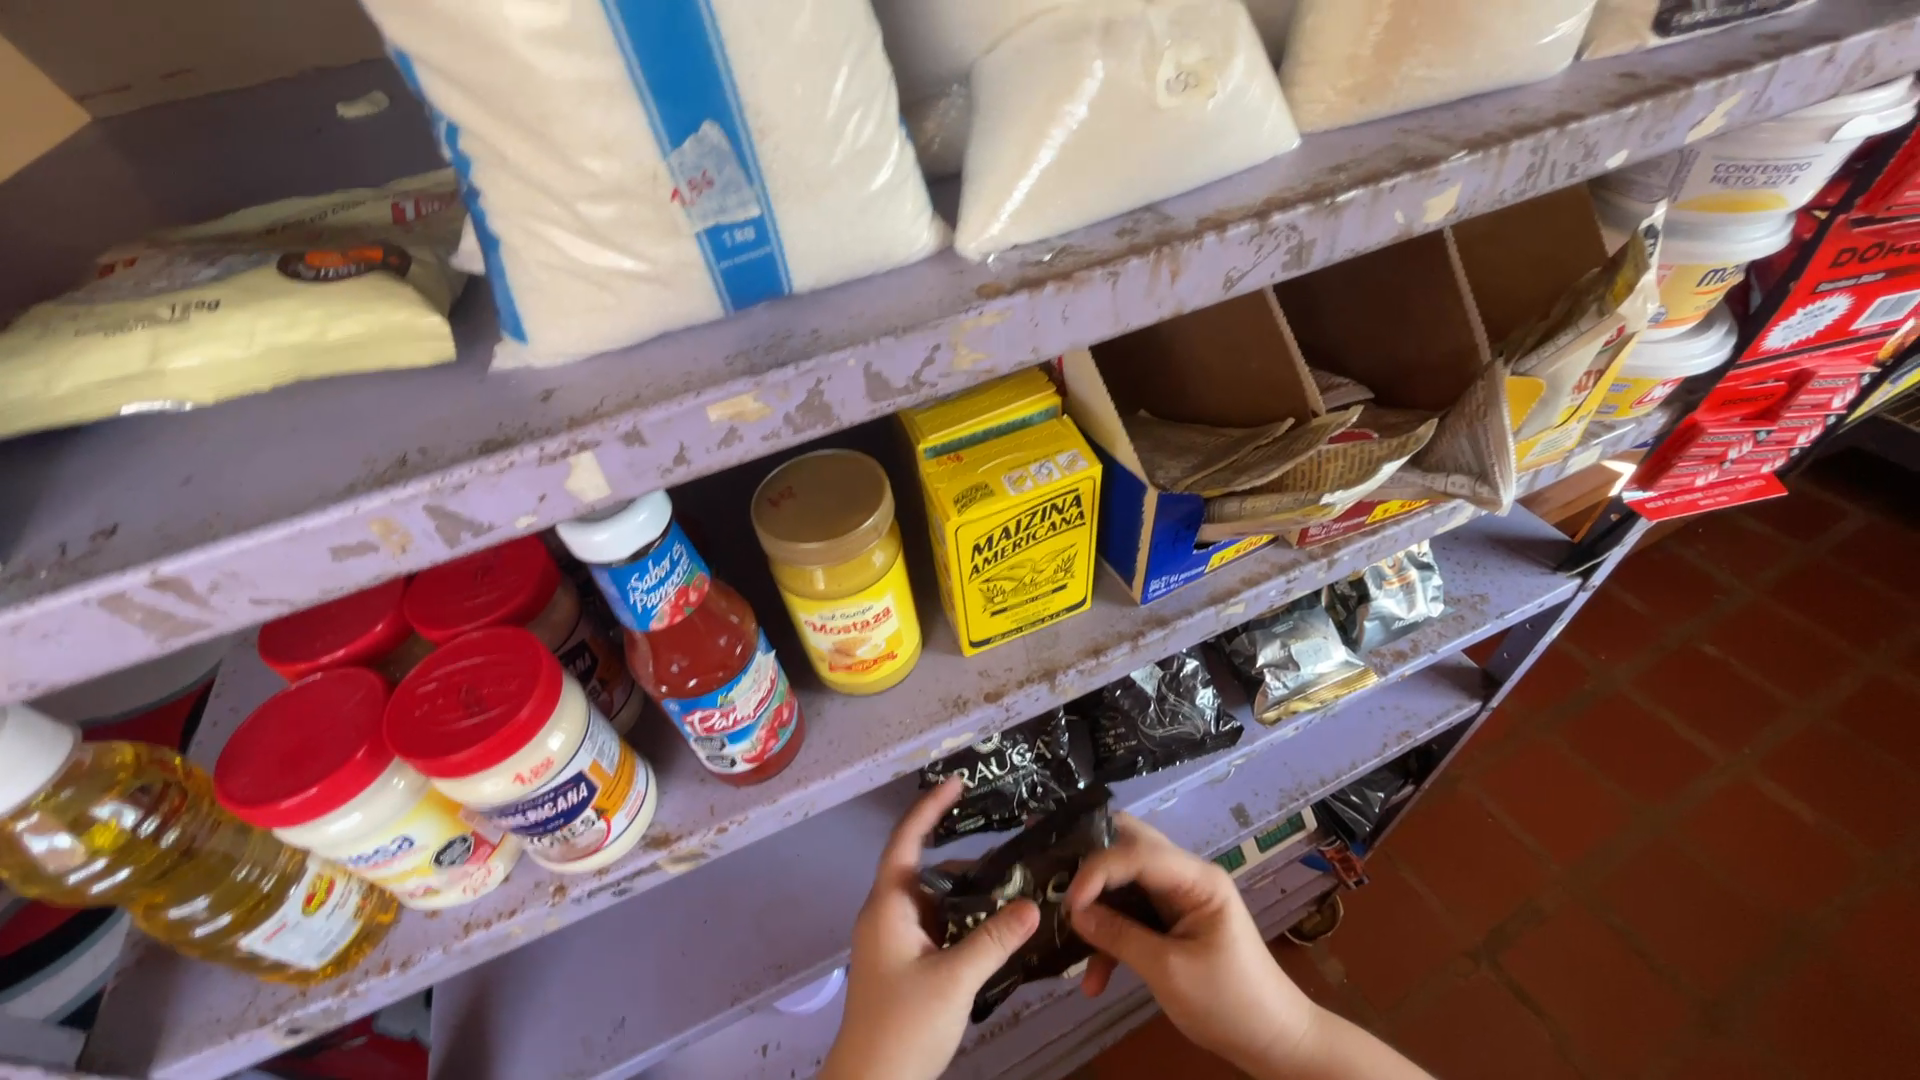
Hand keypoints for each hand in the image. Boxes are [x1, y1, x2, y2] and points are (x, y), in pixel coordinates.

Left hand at [821, 777, 1040, 1079]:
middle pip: (925, 871)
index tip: (957, 782)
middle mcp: (887, 915)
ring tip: (1012, 892)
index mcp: (888, 906)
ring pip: (934, 903)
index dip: (930, 807)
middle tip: (1009, 853)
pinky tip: (994, 931)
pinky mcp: (904, 965)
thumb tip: (1034, 905)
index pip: (906, 840)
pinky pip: (936, 928)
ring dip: (967, 897)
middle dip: (964, 861)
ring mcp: (894, 942)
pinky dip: (962, 922)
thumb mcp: (954, 980)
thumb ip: (993, 940)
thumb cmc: (903, 1026)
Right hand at [1065, 814, 1312, 1074]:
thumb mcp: (1169, 972)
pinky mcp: (1169, 922)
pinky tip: (1094, 979)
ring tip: (1068, 938)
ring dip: (1097, 911)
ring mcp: (1177, 897)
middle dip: (1090, 867)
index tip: (1070, 902)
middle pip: (1128, 848)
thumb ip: (1120, 936)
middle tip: (1056, 883)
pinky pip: (1130, 915)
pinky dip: (1110, 940)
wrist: (1273, 1042)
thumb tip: (1074, 912)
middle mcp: (1185, 876)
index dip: (1097, 870)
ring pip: (1123, 882)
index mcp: (1196, 878)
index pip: (1137, 851)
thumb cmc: (1230, 1003)